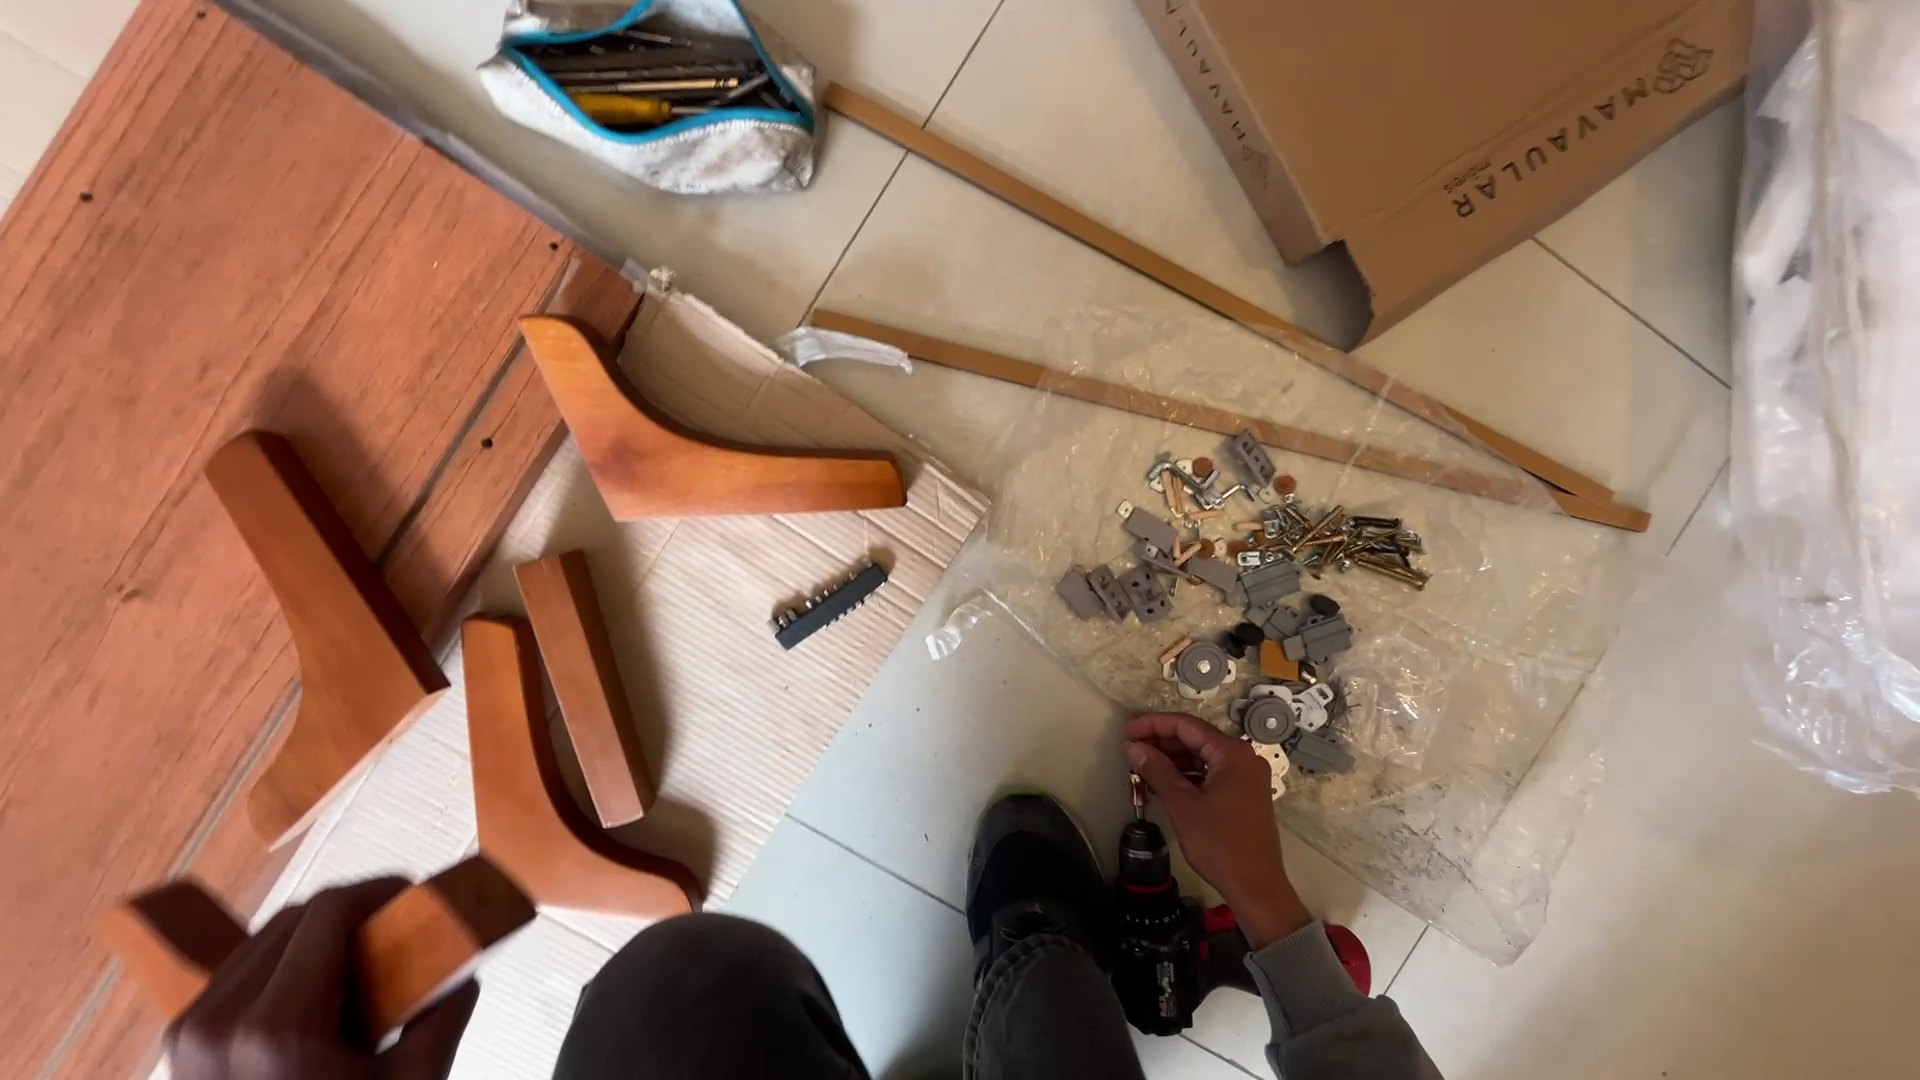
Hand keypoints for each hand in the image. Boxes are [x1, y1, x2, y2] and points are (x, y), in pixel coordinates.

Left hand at [168, 878, 478, 1079]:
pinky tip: (325, 986)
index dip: (382, 889)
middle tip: (403, 924)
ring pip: (267, 939)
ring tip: (366, 957)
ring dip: (322, 933)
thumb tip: (463, 970)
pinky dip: (290, 961)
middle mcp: (219, 1023)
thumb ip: (446, 1013)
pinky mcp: (181, 1048)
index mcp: (277, 1028)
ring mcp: (190, 1036)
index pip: (330, 910)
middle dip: (358, 909)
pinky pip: (243, 972)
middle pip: (298, 916)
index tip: (418, 897)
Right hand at [1124, 712, 1311, 947]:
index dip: (1153, 724)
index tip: (1126, 731)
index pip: (1186, 725)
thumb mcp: (1182, 804)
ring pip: (1201, 756)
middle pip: (1195, 738)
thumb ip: (1157, 770)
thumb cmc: (1219, 844)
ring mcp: (1245, 776)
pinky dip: (1185, 775)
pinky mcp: (1242, 793)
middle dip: (1161, 742)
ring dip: (1171, 759)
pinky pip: (1209, 773)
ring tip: (1141, 767)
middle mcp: (1242, 758)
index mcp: (1232, 753)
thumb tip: (1133, 747)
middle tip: (1130, 749)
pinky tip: (1162, 784)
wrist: (1256, 888)